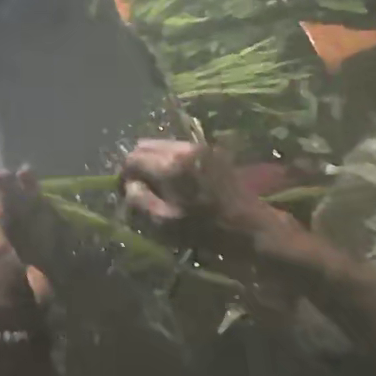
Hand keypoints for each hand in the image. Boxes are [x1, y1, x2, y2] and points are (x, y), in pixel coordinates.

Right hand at [119, 140, 292, 248]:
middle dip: (138, 164)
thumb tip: (129, 185)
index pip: (132, 159)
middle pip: (145, 146)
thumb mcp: (165, 223)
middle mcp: (183, 148)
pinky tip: (178, 180)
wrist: (251, 227)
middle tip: (140, 187)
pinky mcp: (212, 151)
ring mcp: (199, 146)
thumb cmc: (206, 230)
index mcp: (170, 165)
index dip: (124, 176)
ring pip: (162, 145)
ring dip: (154, 161)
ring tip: (159, 184)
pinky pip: (180, 148)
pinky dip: (171, 160)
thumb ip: (140, 201)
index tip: (127, 193)